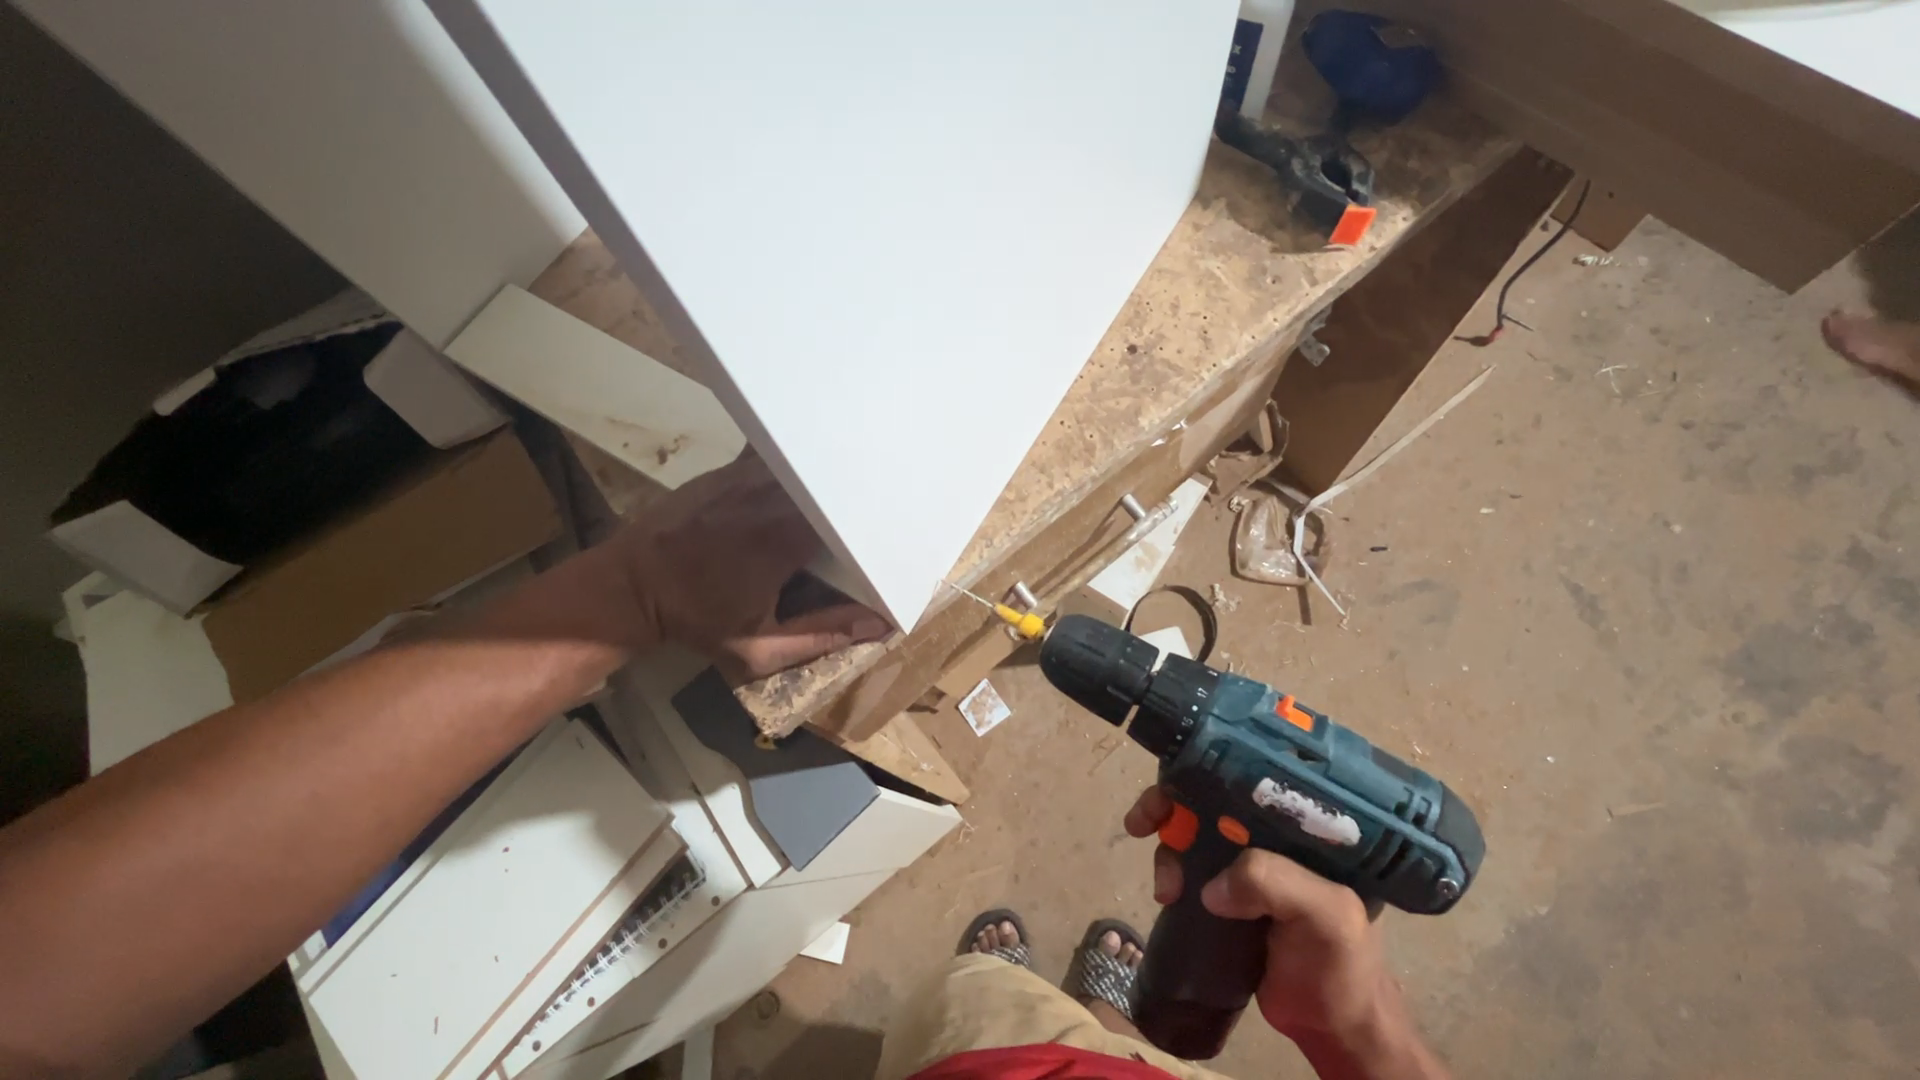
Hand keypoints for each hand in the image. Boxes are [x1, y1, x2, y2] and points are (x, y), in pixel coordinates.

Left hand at [599, 452, 890, 676]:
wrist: (630, 585)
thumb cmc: (695, 620)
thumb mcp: (758, 647)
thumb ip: (822, 635)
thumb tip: (880, 624)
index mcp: (784, 538)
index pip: (848, 516)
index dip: (875, 519)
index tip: (896, 527)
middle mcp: (770, 496)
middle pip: (831, 482)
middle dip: (859, 492)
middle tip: (886, 501)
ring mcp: (747, 474)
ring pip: (806, 464)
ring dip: (831, 474)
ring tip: (859, 480)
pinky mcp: (731, 467)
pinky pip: (777, 454)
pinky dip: (798, 460)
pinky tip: (814, 461)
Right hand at [1124, 786, 1427, 1065]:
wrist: (1332, 1028)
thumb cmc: (1342, 965)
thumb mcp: (1325, 916)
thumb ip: (1274, 883)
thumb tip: (1211, 887)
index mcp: (1306, 829)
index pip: (1254, 783)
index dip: (1210, 775)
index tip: (1175, 787)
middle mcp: (1274, 838)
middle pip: (1213, 802)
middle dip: (1172, 806)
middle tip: (1143, 823)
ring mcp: (1248, 868)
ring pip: (1195, 836)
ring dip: (1169, 851)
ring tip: (1166, 889)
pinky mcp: (1228, 896)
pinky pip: (1191, 870)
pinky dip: (1171, 873)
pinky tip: (1166, 895)